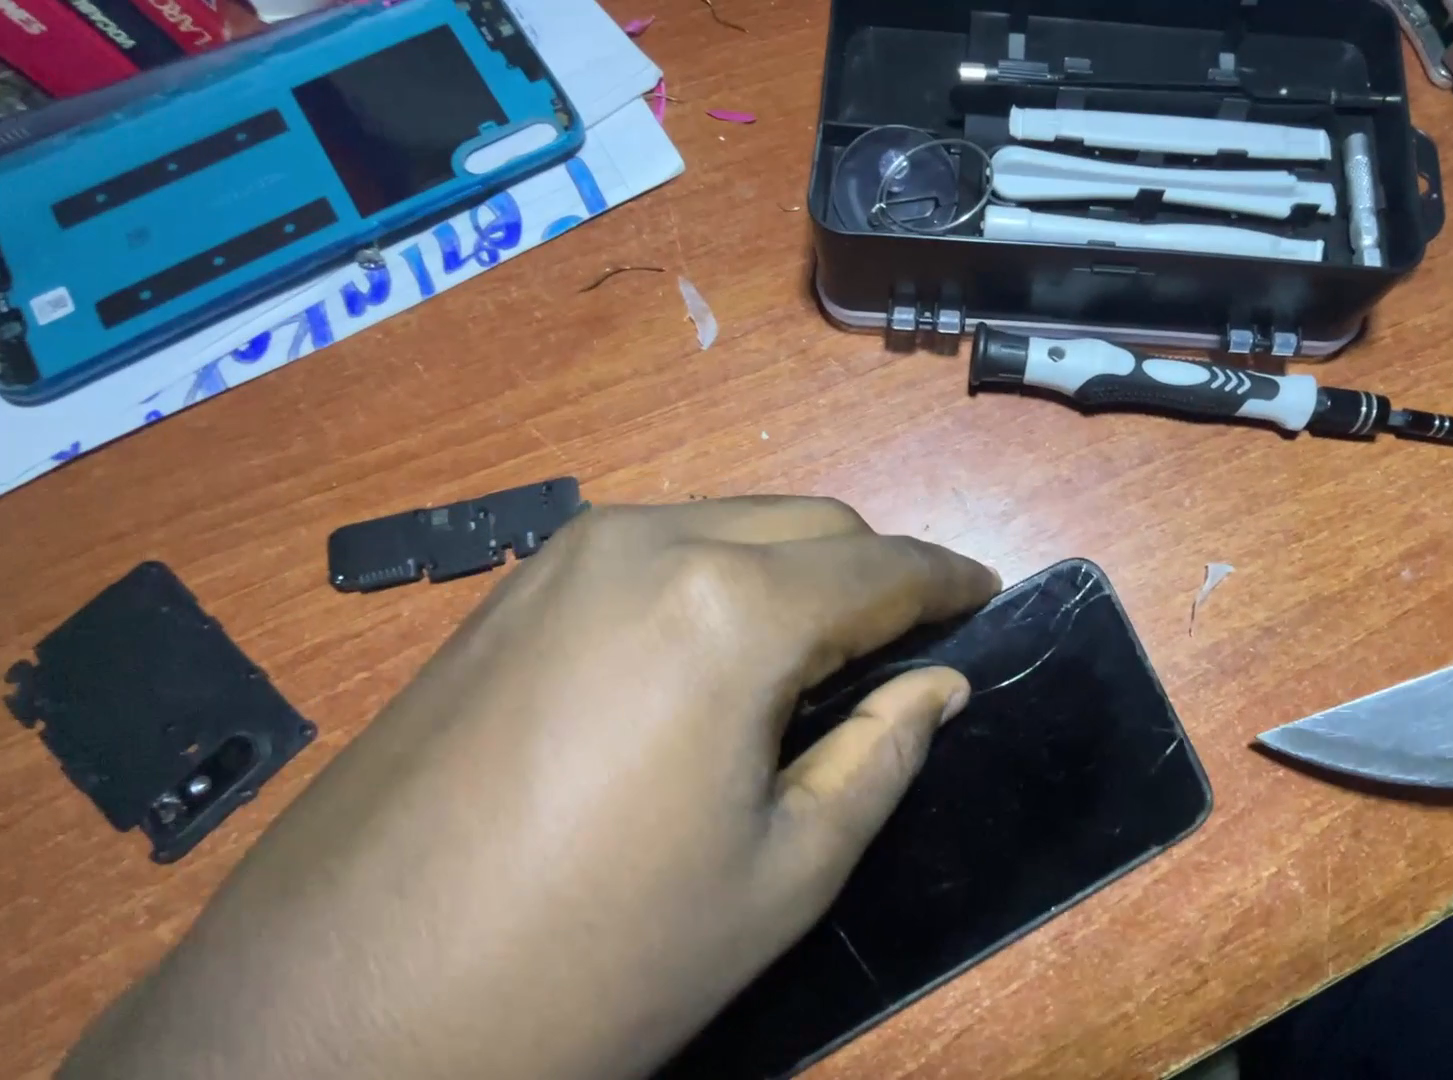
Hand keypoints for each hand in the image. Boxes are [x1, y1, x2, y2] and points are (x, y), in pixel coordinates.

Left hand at [61, 498, 998, 1079]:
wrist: (328, 1020)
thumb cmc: (597, 958)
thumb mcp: (785, 872)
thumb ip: (882, 751)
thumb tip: (938, 683)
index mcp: (731, 606)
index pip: (882, 567)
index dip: (949, 579)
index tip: (987, 595)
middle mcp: (653, 541)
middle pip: (814, 525)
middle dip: (878, 573)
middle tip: (908, 645)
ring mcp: (571, 552)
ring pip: (738, 523)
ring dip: (802, 571)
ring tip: (819, 655)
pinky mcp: (519, 585)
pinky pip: (663, 548)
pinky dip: (725, 576)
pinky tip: (719, 652)